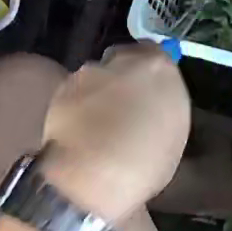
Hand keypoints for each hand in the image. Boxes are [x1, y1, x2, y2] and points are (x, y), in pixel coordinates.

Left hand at [41, 43, 190, 221]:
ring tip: (96, 126)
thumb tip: (149, 104)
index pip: (155, 54)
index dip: (147, 72)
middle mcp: (123, 61)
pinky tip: (77, 131)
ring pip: (95, 77)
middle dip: (121, 79)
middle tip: (121, 109)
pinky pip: (73, 93)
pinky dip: (76, 107)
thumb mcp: (170, 136)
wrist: (94, 176)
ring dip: (97, 94)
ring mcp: (89, 71)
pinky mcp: (61, 88)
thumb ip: (159, 108)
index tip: (145, 90)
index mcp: (159, 70)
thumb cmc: (144, 165)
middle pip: (122, 60)